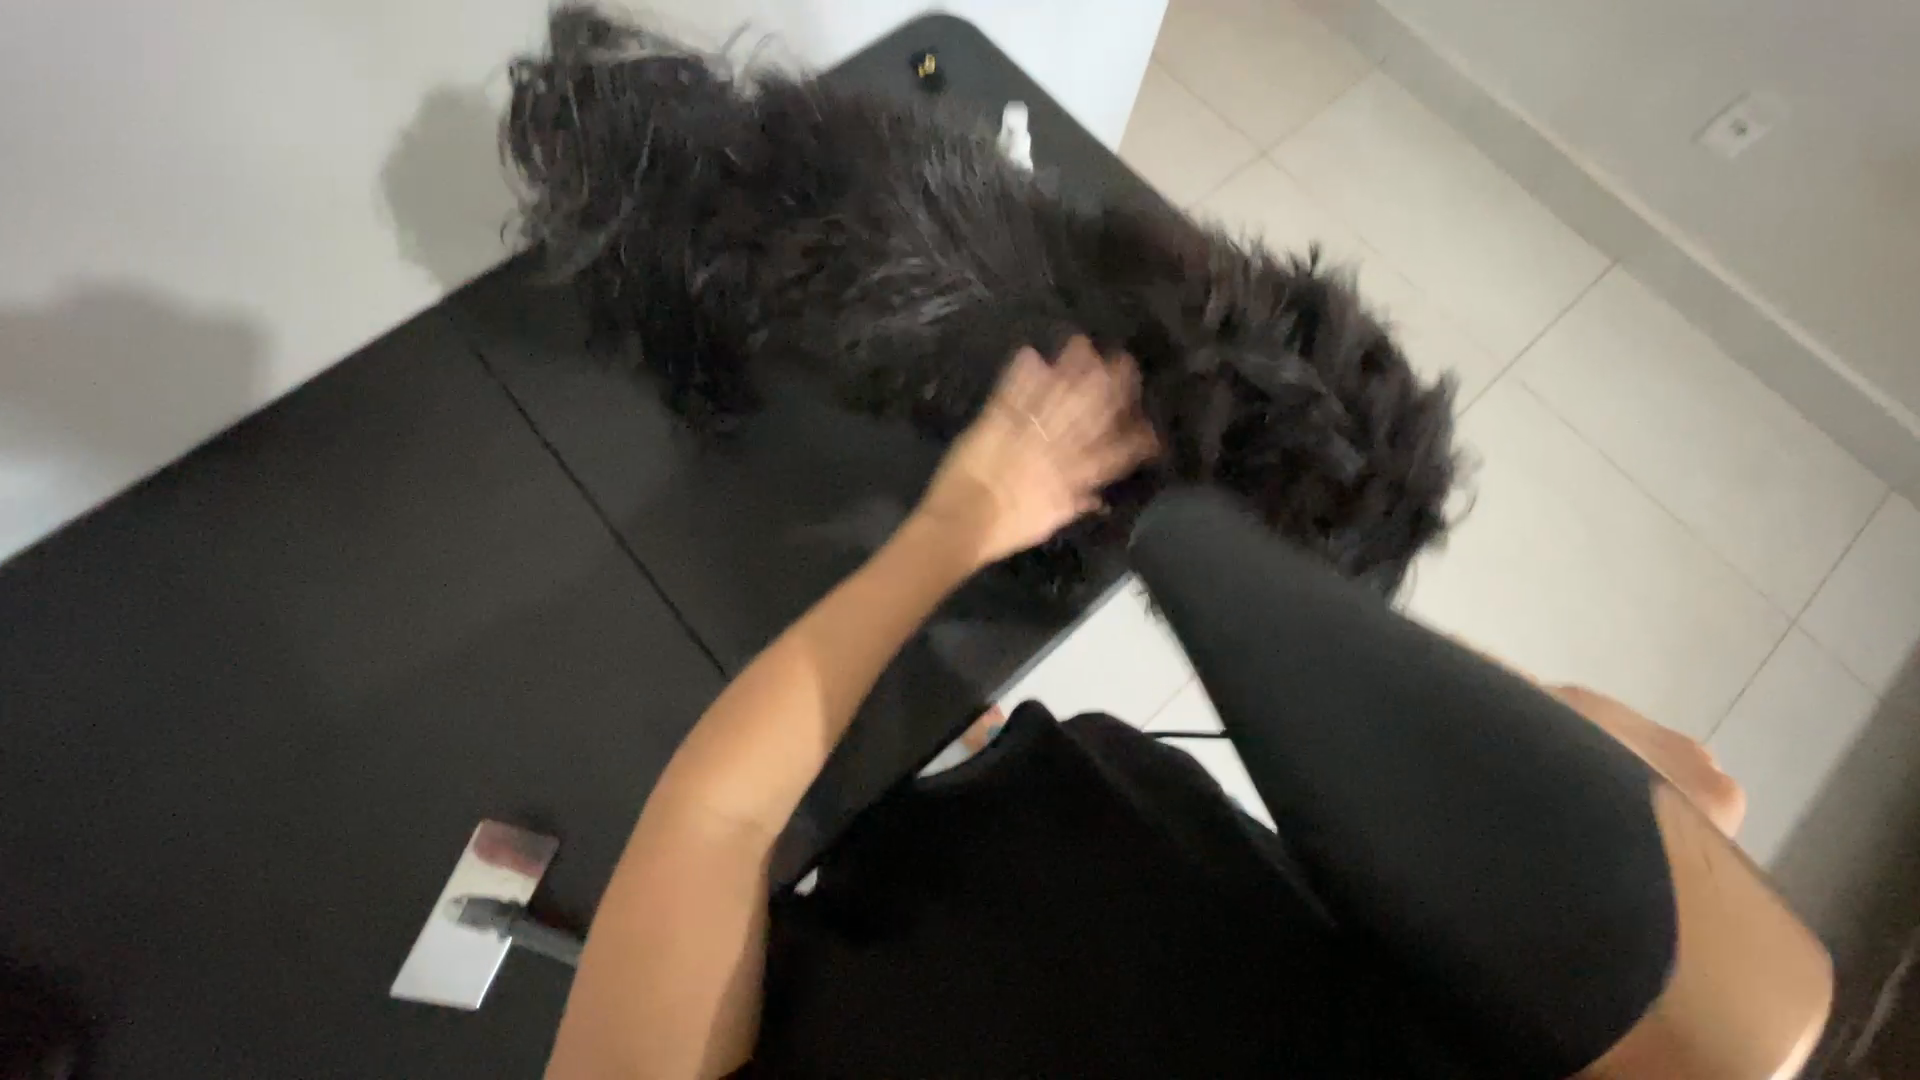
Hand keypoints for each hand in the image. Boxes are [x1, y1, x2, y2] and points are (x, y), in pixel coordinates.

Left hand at [915, 336, 1158, 567]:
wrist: (966, 523)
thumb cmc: (1005, 531)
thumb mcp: (1048, 520)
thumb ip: (1073, 504)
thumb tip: (1098, 498)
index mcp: (1072, 476)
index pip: (1111, 451)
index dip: (1131, 435)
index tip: (1146, 420)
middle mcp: (1055, 449)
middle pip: (1088, 413)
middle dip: (1107, 387)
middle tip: (1124, 362)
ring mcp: (1026, 432)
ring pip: (1056, 398)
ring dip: (1071, 371)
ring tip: (1084, 346)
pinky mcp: (995, 422)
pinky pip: (1012, 394)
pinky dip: (1021, 374)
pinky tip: (1030, 353)